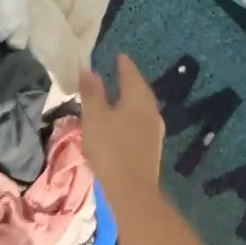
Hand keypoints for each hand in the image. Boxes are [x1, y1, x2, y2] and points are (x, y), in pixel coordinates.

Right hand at [79, 55, 163, 205]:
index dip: (123, 64)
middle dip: (128, 82)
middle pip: (140, 90)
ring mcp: (155, 130)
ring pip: (141, 108)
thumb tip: (90, 70)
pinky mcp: (152, 147)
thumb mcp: (94, 117)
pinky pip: (140, 123)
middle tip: (117, 74)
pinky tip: (122, 124)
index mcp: (138, 98)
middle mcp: (152, 110)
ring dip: (129, 101)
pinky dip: (130, 117)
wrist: (132, 188)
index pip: (131, 74)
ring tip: (117, 98)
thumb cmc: (110, 148)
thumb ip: (92, 93)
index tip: (118, 56)